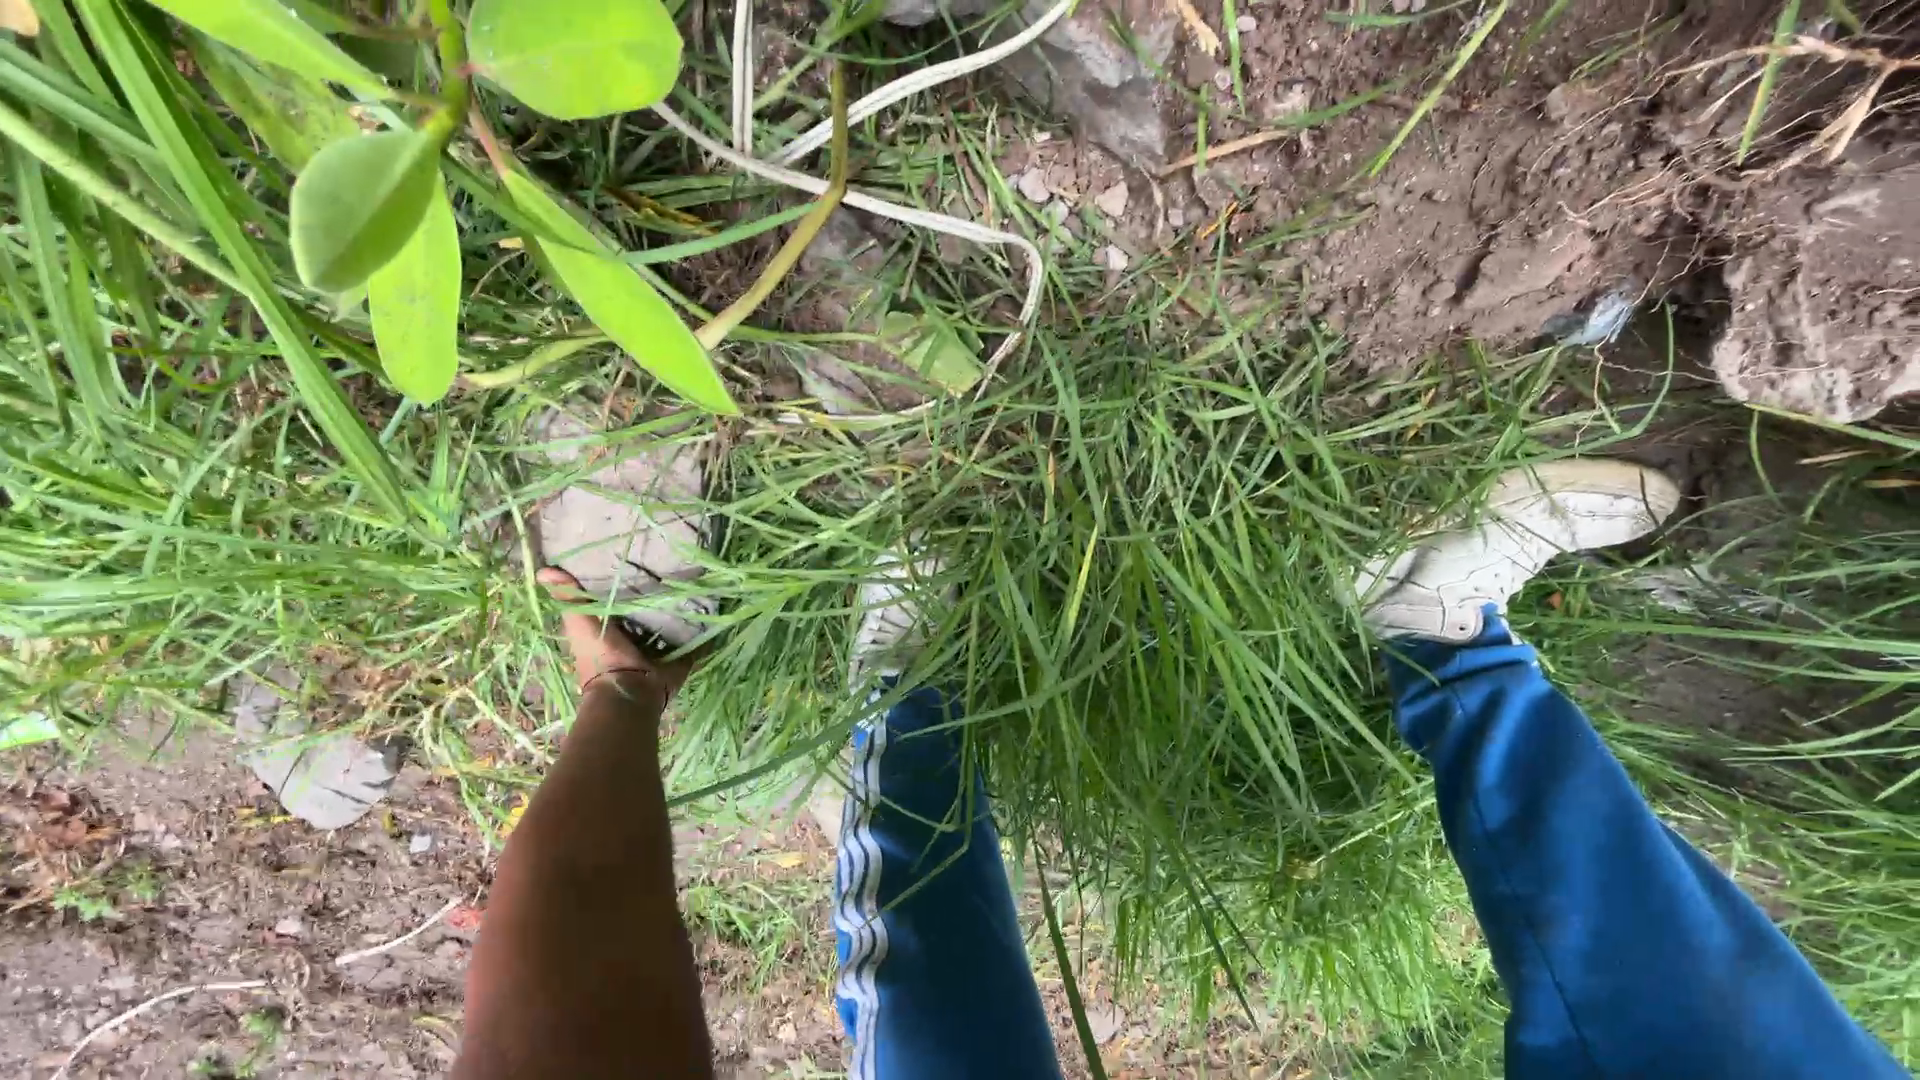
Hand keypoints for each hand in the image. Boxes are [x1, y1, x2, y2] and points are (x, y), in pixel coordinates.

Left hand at [537, 567, 696, 700]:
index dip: (624, 581)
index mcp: (609, 630)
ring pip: (671, 621)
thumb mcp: (581, 624)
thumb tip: (544, 570)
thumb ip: (570, 599)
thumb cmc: (602, 658)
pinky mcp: (682, 655)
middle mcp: (635, 637)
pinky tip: (710, 602)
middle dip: (656, 592)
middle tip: (673, 564)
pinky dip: (700, 624)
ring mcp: (660, 648)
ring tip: (695, 579)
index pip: (617, 599)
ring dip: (680, 607)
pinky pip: (694, 636)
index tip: (637, 558)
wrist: (631, 692)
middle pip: (647, 609)